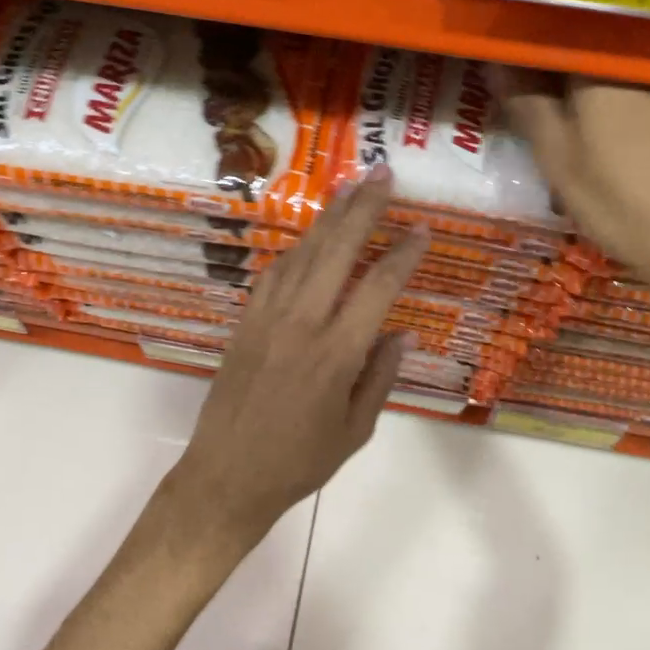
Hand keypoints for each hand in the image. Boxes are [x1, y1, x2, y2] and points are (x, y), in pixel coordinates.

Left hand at [162, 168, 426, 550]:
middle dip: (363, 209)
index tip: (422, 230)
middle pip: (337, 251)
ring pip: (302, 254)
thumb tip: (403, 333)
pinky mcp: (244, 323)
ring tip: (349, 188)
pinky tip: (308, 239)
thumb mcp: (355, 429)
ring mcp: (267, 319)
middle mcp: (302, 324)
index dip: (404, 255)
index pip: (379, 288)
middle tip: (383, 174)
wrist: (227, 476)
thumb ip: (380, 376)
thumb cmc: (299, 462)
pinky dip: (294, 251)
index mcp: (337, 354)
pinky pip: (272, 275)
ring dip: (327, 218)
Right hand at [498, 70, 649, 293]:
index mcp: (601, 70)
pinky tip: (619, 148)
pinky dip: (626, 115)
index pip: (558, 41)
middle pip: (592, 58)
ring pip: (621, 81)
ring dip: (594, 97)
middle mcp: (642, 67)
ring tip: (574, 130)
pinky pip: (648, 100)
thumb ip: (527, 106)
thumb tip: (497, 63)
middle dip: (561, 77)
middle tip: (537, 107)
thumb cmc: (616, 200)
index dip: (531, 54)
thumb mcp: (557, 158)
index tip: (509, 73)